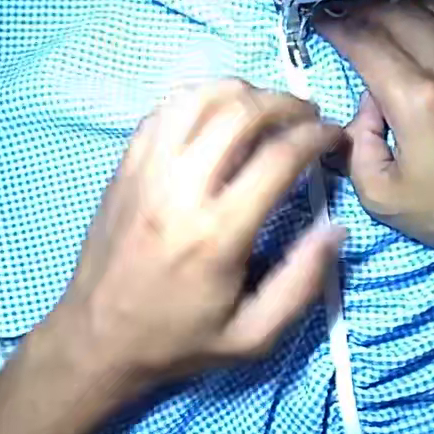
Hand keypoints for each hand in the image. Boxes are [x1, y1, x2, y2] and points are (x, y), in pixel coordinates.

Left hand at [32, 79, 344, 400]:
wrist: (96, 340)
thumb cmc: (180, 341)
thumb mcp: (254, 336)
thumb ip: (302, 282)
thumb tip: (337, 228)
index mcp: (218, 233)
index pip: (278, 157)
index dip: (317, 136)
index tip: (335, 135)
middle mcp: (180, 189)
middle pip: (240, 111)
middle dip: (286, 103)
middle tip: (308, 116)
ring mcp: (145, 171)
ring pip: (199, 97)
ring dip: (243, 92)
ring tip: (267, 109)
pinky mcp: (124, 166)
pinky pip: (164, 109)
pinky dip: (200, 97)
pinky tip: (218, 113)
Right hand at [320, 2, 433, 296]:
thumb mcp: (387, 201)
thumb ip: (358, 149)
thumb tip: (364, 109)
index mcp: (418, 100)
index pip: (367, 43)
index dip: (338, 28)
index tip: (322, 22)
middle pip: (401, 13)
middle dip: (367, 11)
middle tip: (350, 19)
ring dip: (405, 9)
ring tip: (387, 21)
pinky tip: (432, 38)